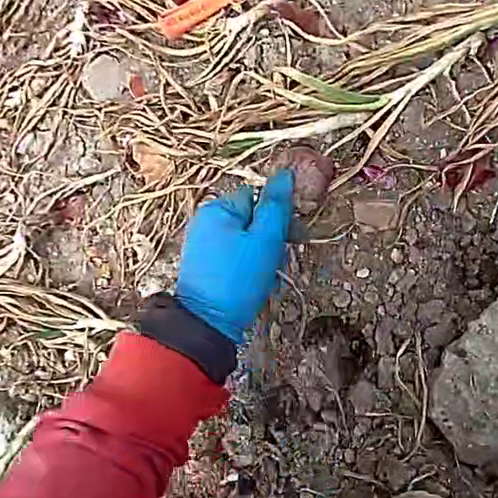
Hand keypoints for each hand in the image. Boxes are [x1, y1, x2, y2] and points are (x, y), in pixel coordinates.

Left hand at [175, 170, 294, 342]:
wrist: (209, 321)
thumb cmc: (237, 280)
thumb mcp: (265, 240)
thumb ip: (276, 206)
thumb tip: (285, 176)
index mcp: (218, 209)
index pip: (258, 196)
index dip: (279, 214)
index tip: (291, 234)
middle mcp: (208, 222)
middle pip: (254, 218)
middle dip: (273, 238)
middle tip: (280, 257)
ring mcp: (206, 244)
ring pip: (249, 240)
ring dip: (265, 255)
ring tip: (268, 275)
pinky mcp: (209, 264)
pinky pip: (239, 256)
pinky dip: (252, 267)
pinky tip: (257, 282)